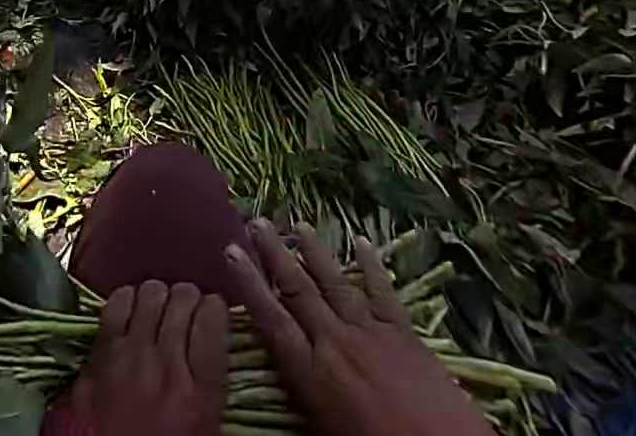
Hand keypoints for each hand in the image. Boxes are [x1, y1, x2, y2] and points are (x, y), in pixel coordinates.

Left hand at [62, 280, 228, 435]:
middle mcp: (167, 366)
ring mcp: (130, 357)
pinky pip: (118, 302)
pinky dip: (128, 299)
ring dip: (160, 298)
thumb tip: (215, 331)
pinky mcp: (99, 355)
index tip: (211, 314)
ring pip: (152, 292)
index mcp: (201, 393)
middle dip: (188, 299)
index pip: (213, 316)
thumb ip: (211, 378)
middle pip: (183, 297)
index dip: (214, 308)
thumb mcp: (205, 426)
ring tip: (159, 312)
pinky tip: (132, 312)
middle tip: (185, 313)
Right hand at [223, 220, 495, 435]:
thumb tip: (279, 369)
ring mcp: (371, 333)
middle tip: (256, 221)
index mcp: (312, 373)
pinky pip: (382, 291)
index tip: (231, 250)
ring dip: (313, 251)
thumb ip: (302, 395)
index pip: (271, 317)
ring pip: (334, 282)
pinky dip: (370, 264)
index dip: (248, 282)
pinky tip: (360, 241)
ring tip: (296, 224)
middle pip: (298, 289)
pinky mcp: (404, 334)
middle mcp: (335, 342)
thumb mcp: (325, 435)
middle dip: (274, 254)